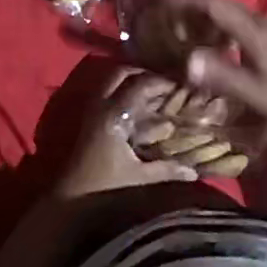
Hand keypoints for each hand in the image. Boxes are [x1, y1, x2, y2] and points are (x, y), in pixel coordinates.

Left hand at [54, 68, 200, 198]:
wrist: (71, 195)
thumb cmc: (105, 185)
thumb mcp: (138, 176)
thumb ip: (167, 170)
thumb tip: (194, 170)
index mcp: (113, 114)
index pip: (139, 85)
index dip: (160, 81)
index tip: (179, 83)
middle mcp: (101, 103)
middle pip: (121, 72)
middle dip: (143, 72)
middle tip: (164, 81)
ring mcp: (92, 107)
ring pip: (111, 79)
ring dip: (131, 78)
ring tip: (154, 89)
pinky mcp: (89, 114)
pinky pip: (107, 90)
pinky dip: (122, 88)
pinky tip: (138, 103)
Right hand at [169, 0, 266, 129]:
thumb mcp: (254, 92)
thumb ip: (221, 75)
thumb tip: (186, 60)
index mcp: (251, 29)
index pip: (211, 4)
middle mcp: (256, 19)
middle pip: (216, 1)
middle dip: (187, 2)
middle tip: (163, 9)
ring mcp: (263, 25)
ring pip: (225, 8)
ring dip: (201, 11)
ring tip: (180, 24)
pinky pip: (233, 17)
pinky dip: (214, 21)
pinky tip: (209, 39)